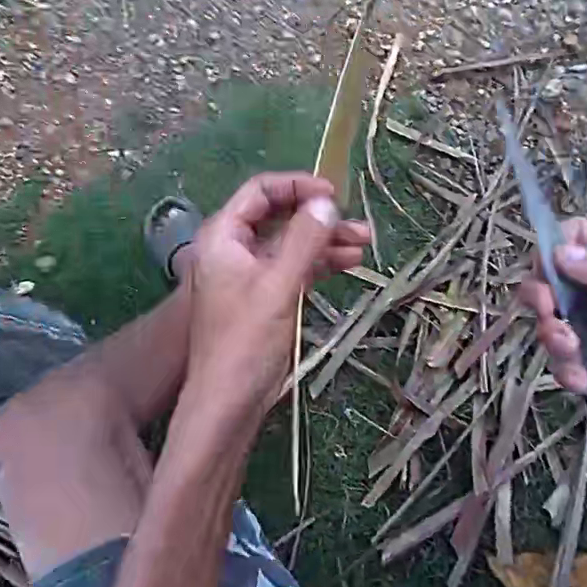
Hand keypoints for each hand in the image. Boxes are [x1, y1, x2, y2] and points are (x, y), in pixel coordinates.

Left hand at [180, 173, 369, 426]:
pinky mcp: (261, 297)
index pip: (260, 192)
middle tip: (358, 225)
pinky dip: (317, 264)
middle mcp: (232, 249)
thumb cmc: (246, 340)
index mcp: (222, 236)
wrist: (228, 401)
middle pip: (278, 217)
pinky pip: (291, 268)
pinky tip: (348, 263)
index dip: (297, 186)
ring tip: (364, 244)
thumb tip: (326, 201)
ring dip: (324, 241)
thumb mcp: (279, 284)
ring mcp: (247, 274)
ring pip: (289, 244)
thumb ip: (304, 239)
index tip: (334, 194)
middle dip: (318, 218)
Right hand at [517, 219, 586, 434]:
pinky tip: (584, 380)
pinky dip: (567, 368)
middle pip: (553, 279)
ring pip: (553, 319)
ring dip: (555, 339)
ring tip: (575, 355)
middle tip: (550, 317)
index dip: (554, 249)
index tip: (547, 274)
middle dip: (544, 300)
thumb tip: (559, 253)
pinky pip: (564, 355)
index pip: (577, 236)